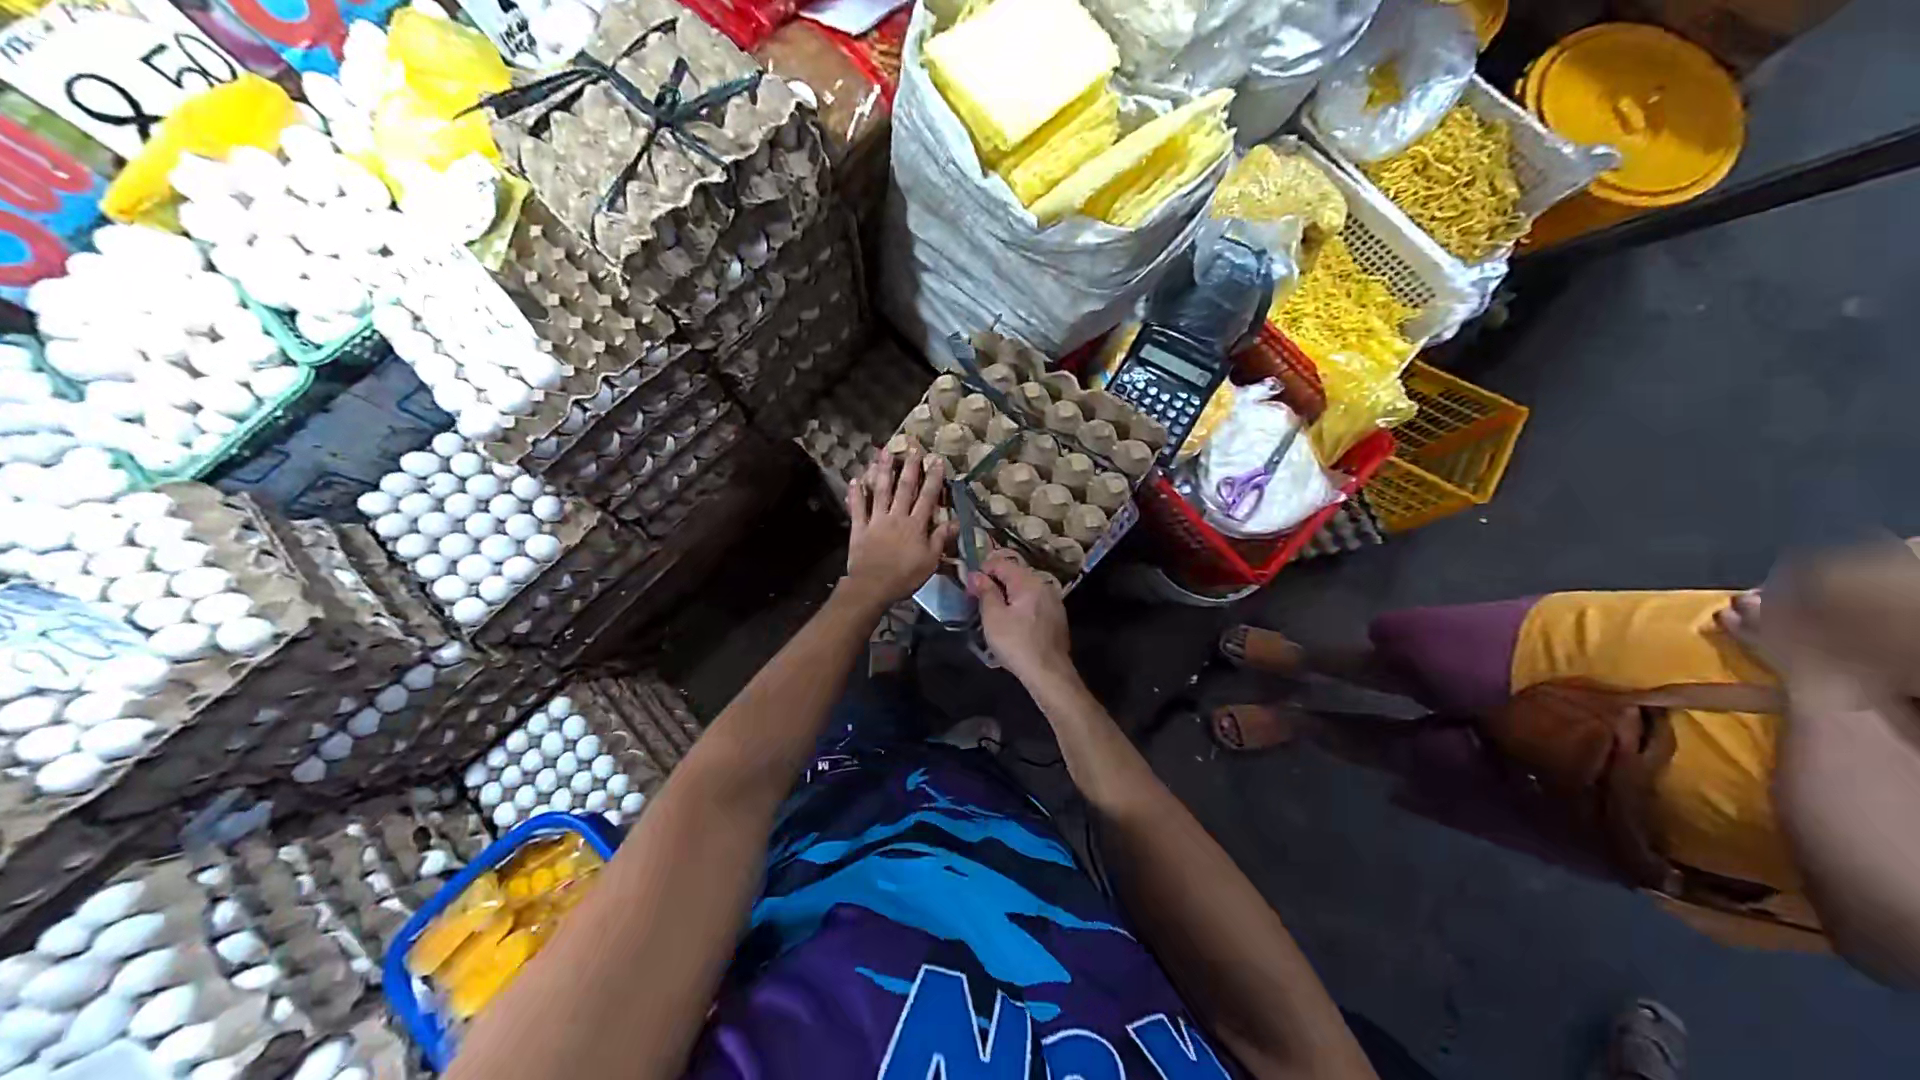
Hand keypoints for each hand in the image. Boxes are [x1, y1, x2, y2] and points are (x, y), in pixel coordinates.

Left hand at [842, 447, 954, 610]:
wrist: (873, 586)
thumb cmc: (905, 576)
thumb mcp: (930, 561)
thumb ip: (940, 539)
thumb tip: (954, 522)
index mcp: (916, 525)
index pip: (927, 497)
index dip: (933, 478)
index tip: (936, 460)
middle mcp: (896, 516)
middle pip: (904, 488)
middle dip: (910, 467)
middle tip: (912, 447)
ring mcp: (876, 520)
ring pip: (880, 491)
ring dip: (883, 471)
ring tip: (884, 452)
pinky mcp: (859, 528)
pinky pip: (858, 508)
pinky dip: (856, 494)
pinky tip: (855, 479)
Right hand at [968, 549, 1073, 685]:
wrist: (1048, 672)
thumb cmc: (1016, 643)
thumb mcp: (993, 617)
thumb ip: (985, 591)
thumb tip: (977, 575)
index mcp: (1028, 581)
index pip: (1002, 562)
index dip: (983, 569)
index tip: (970, 585)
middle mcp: (1044, 585)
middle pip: (1015, 574)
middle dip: (995, 582)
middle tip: (978, 599)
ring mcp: (1053, 601)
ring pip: (1024, 589)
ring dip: (1007, 594)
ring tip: (993, 611)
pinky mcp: (1056, 616)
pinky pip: (1033, 602)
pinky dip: (1020, 605)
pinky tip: (1012, 621)